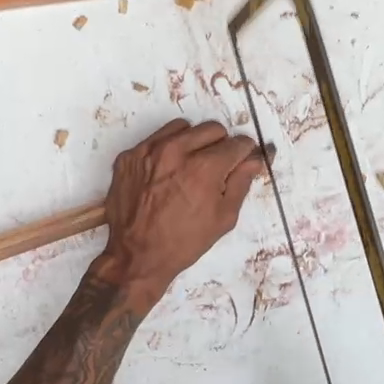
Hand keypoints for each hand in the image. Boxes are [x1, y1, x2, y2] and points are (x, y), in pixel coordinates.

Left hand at [91, 118, 264, 307]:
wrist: (136, 256)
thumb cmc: (184, 242)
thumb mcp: (223, 218)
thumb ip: (242, 182)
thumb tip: (254, 159)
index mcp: (204, 168)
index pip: (237, 143)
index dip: (245, 153)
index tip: (243, 160)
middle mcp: (176, 152)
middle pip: (213, 129)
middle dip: (221, 145)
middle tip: (216, 167)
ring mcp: (148, 151)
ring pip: (183, 128)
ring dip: (193, 142)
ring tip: (190, 166)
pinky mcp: (129, 156)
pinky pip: (156, 139)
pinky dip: (166, 149)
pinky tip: (166, 172)